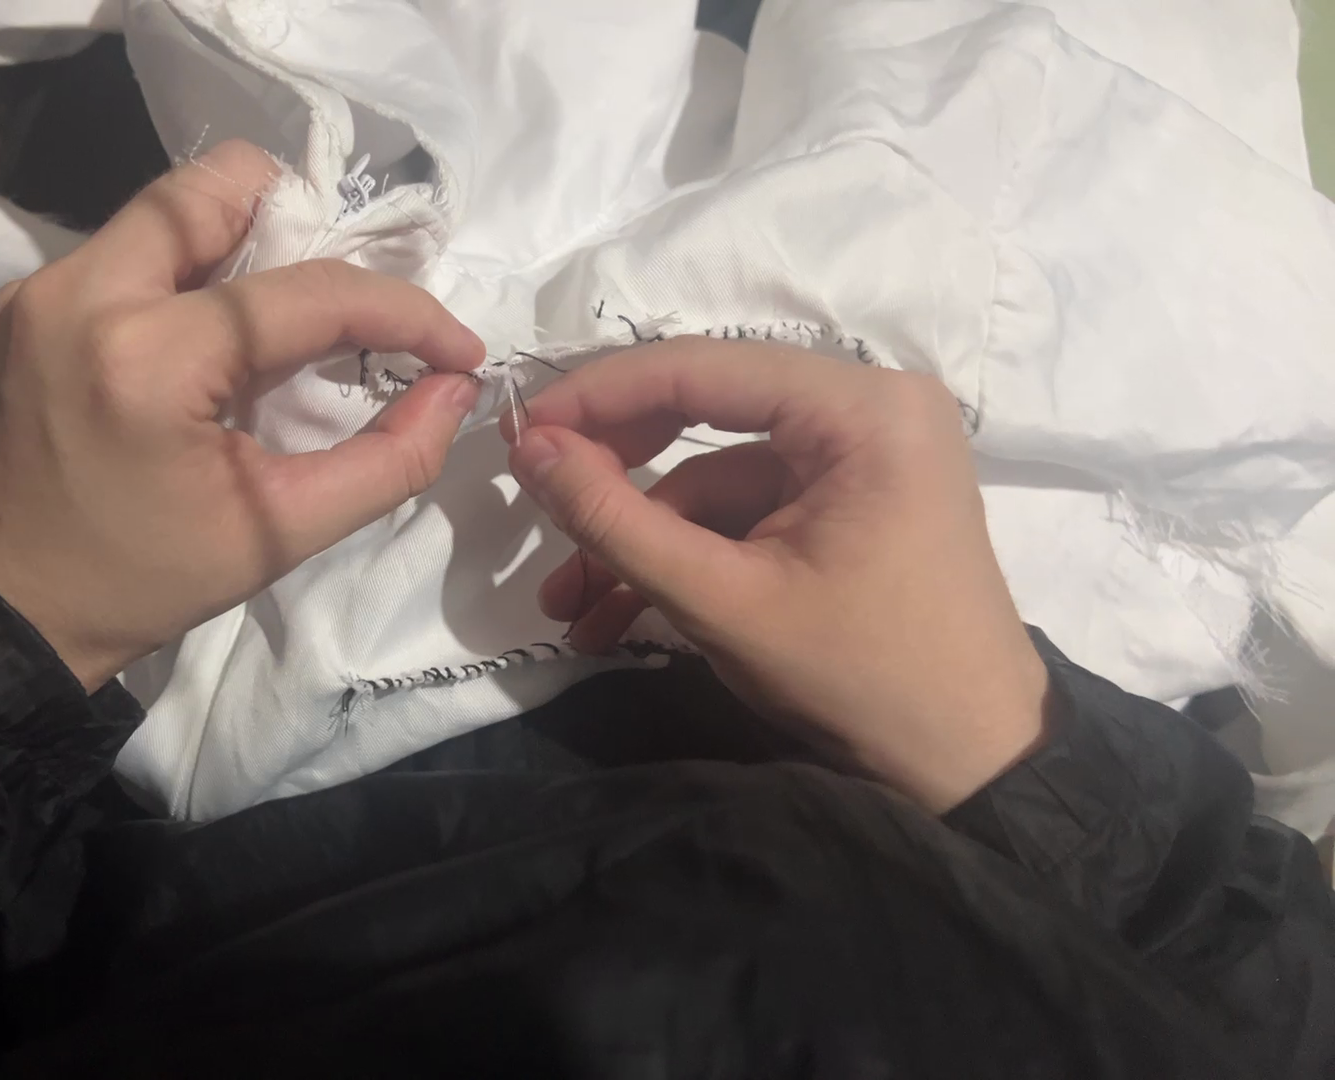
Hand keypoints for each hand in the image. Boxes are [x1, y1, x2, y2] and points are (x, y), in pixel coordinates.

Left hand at [0, 141, 483, 691]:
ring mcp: (41, 289)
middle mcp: (82, 292)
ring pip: (172, 207)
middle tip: (344, 308)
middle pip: (219, 186)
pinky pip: (131, 249)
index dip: (403, 309)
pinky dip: (194, 274)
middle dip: (308, 227)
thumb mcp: (281, 535)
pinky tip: (210, 346)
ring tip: (281, 328)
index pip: (306, 293)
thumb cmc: (146, 582)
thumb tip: (452, 389)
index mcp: (148, 359)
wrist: (7, 611)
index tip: (454, 347)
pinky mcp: (24, 303)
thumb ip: (387, 462)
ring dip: (249, 245)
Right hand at [504, 341, 1047, 810]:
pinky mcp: (827, 505)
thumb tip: (527, 449)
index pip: (698, 368)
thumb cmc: (858, 676)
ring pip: (699, 476)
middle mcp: (859, 411)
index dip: (595, 394)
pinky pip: (726, 515)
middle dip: (609, 468)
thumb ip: (612, 519)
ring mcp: (844, 461)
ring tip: (567, 604)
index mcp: (859, 410)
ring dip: (629, 538)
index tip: (517, 429)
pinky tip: (612, 617)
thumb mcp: (717, 598)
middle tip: (536, 497)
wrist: (963, 770)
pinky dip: (668, 558)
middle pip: (697, 410)